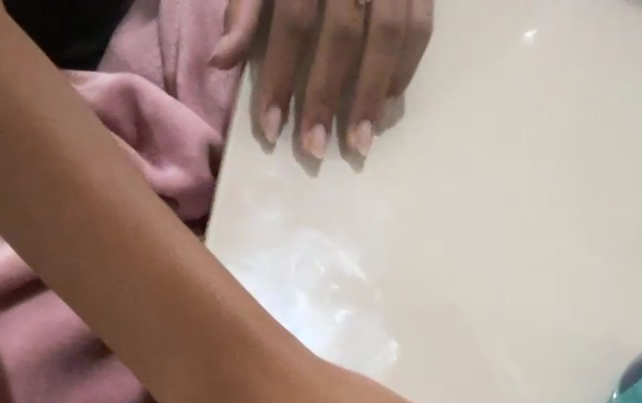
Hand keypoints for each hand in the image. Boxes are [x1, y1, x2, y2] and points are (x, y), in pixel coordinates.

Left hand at [211, 0, 433, 158]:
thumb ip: (245, 7)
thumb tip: (220, 61)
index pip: (293, 21)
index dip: (280, 77)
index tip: (270, 130)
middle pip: (344, 33)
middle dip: (327, 96)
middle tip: (315, 149)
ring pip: (389, 32)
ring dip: (373, 93)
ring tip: (360, 143)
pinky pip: (421, 23)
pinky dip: (406, 66)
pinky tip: (388, 104)